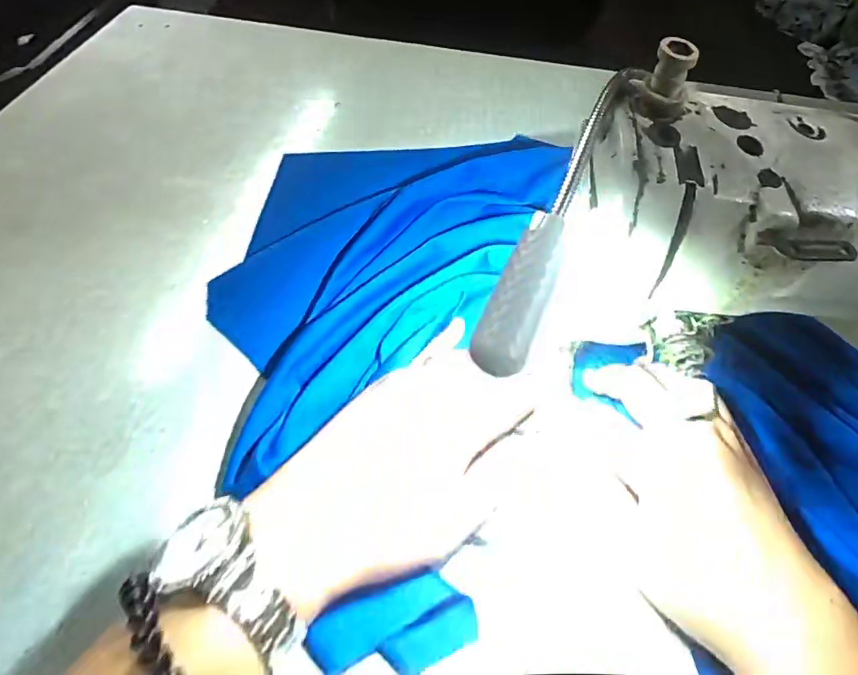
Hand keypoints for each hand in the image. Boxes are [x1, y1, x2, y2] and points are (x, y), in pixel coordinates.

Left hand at [244, 321, 537, 620]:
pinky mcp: (383, 387)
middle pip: (499, 369)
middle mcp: (445, 389)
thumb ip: (499, 476)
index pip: (524, 391)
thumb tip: (525, 442)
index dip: (547, 386)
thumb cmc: (383, 531)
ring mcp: (411, 382)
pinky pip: (425, 354)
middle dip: (522, 373)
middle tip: (536, 381)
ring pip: (466, 358)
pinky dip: (446, 341)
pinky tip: (456, 326)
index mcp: (469, 419)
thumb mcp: (453, 522)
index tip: (561, 381)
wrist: (296, 530)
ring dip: (491, 362)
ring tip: (506, 367)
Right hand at [581, 362, 857, 674]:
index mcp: (662, 453)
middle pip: (649, 386)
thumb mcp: (636, 549)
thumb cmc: (698, 581)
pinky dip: (684, 383)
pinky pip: (708, 394)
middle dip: (617, 377)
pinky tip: (680, 395)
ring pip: (683, 381)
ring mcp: (722, 430)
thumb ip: (609, 495)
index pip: (611, 423)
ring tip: (632, 376)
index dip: (587, 412)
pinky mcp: (743, 440)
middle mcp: (693, 428)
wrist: (776, 595)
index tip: (570, 401)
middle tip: (595, 379)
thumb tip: (589, 454)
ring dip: (653, 374)